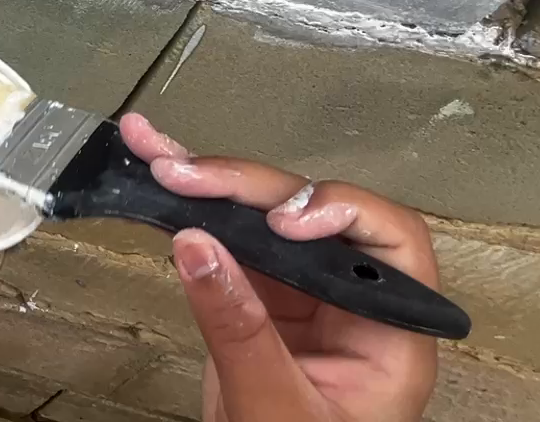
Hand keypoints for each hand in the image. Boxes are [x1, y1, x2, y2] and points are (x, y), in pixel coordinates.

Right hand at [120, 114, 438, 421]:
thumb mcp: (274, 411)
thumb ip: (240, 331)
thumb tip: (195, 243)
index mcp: (384, 331)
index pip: (390, 242)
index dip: (340, 212)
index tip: (277, 222)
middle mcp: (343, 295)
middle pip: (304, 209)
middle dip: (239, 184)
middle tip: (178, 174)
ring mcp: (294, 286)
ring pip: (255, 207)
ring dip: (200, 174)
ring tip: (148, 145)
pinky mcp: (249, 284)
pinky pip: (217, 226)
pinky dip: (182, 198)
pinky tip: (149, 166)